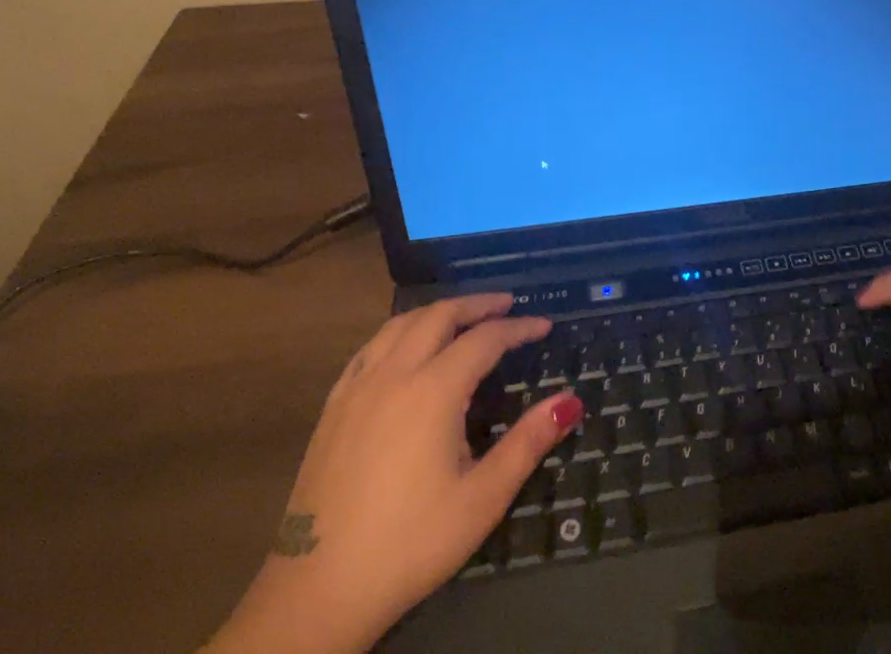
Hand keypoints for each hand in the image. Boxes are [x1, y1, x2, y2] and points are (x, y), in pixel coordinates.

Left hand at [205, 294, 580, 653]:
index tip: (544, 325)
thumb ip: (528, 441)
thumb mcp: (484, 496)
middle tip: (506, 305)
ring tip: (461, 318)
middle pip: (436, 317)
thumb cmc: (413, 541)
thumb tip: (570, 401)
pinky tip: (405, 351)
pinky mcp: (331, 409)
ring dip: (435, 313)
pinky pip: (368, 350)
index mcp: (432, 391)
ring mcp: (354, 390)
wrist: (320, 585)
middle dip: (475, 305)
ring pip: (396, 326)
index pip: (483, 340)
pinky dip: (398, 334)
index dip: (517, 329)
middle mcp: (391, 376)